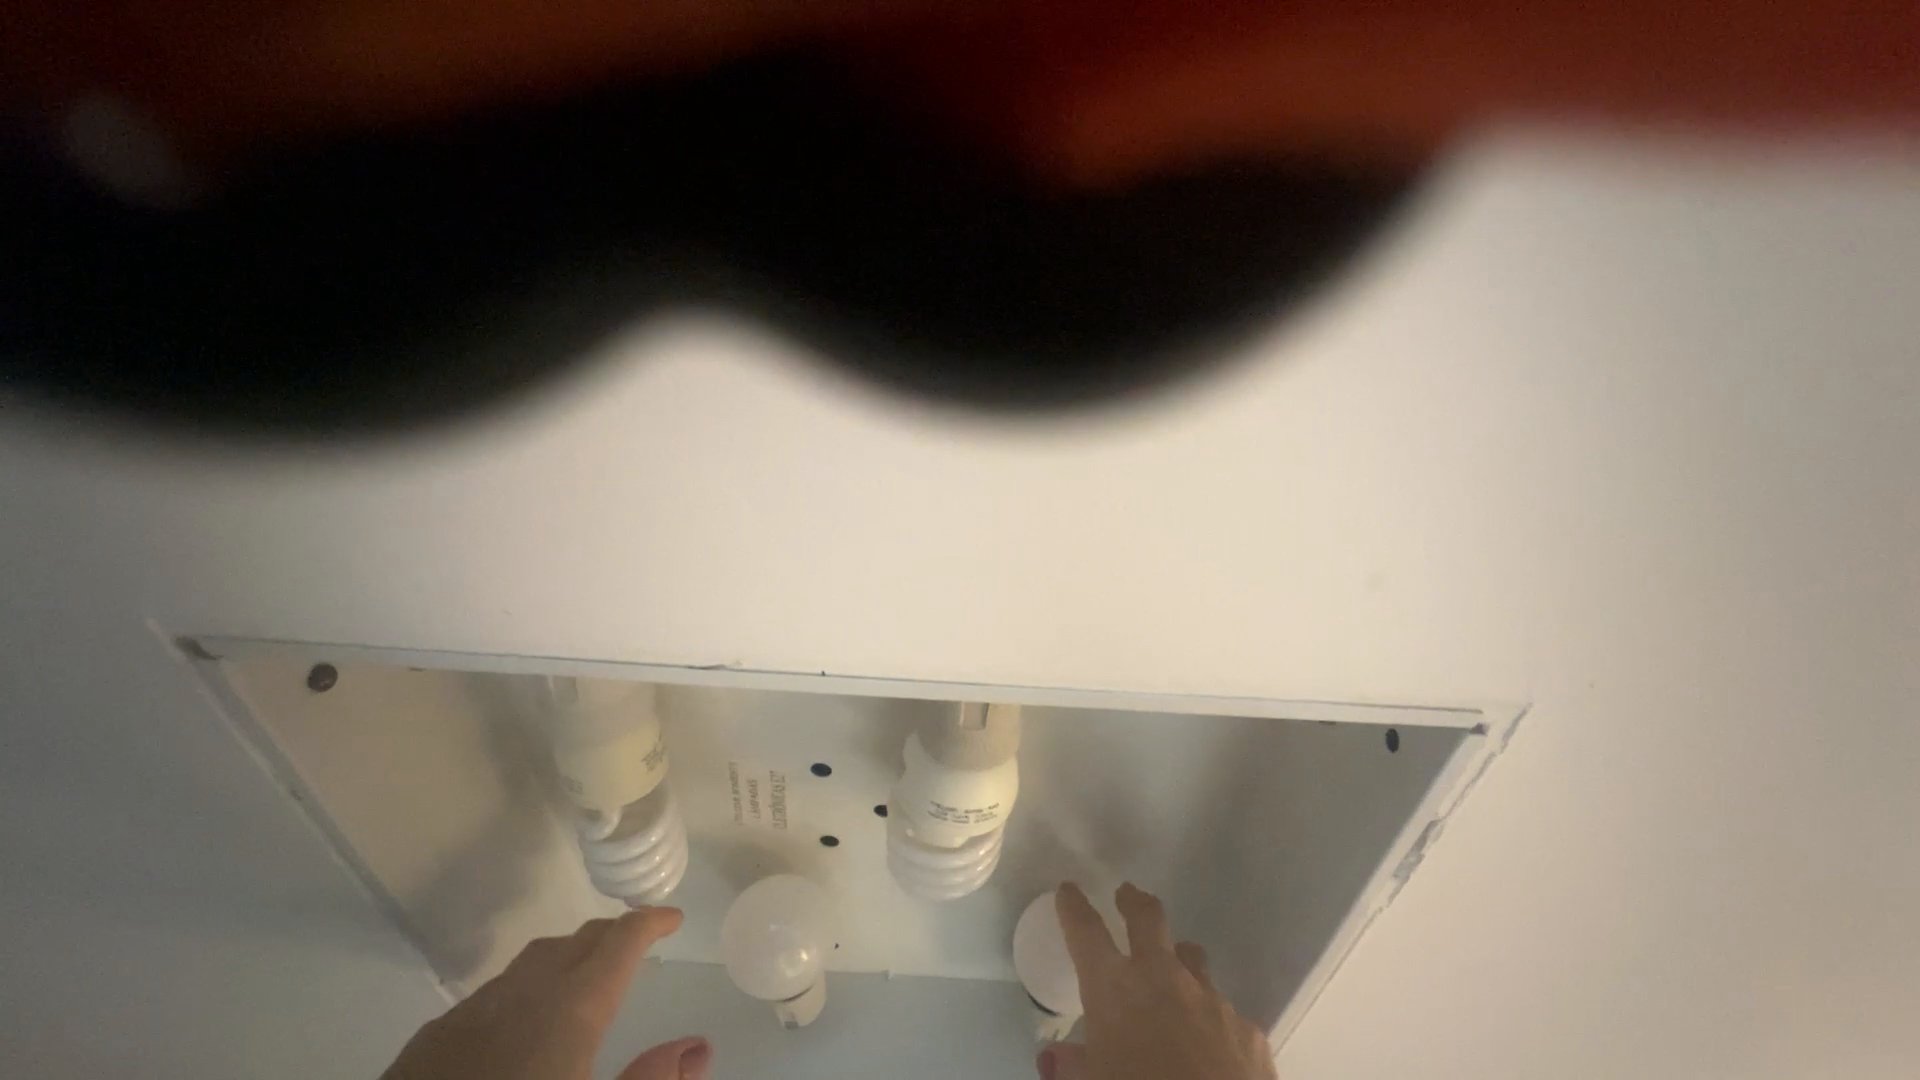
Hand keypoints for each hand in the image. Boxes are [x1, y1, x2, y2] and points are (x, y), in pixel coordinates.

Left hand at [379, 907, 710, 1079]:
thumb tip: (698, 1047)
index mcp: (572, 1008)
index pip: (622, 941)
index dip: (651, 922)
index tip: (673, 919)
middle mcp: (524, 995)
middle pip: (577, 941)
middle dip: (612, 936)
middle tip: (635, 948)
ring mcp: (470, 1016)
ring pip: (529, 964)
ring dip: (564, 961)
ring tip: (580, 982)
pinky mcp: (426, 1045)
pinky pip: (486, 999)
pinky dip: (517, 995)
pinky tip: (511, 1034)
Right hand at [1040, 882, 1277, 1079]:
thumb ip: (1075, 1064)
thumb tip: (1054, 1059)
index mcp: (1114, 987)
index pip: (1086, 932)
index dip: (1074, 907)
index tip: (1069, 891)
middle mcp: (1162, 977)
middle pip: (1148, 918)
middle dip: (1134, 902)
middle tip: (1127, 894)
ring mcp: (1209, 999)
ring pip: (1192, 958)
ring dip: (1178, 957)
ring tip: (1173, 966)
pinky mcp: (1247, 1029)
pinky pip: (1222, 1012)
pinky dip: (1209, 1018)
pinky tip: (1209, 1042)